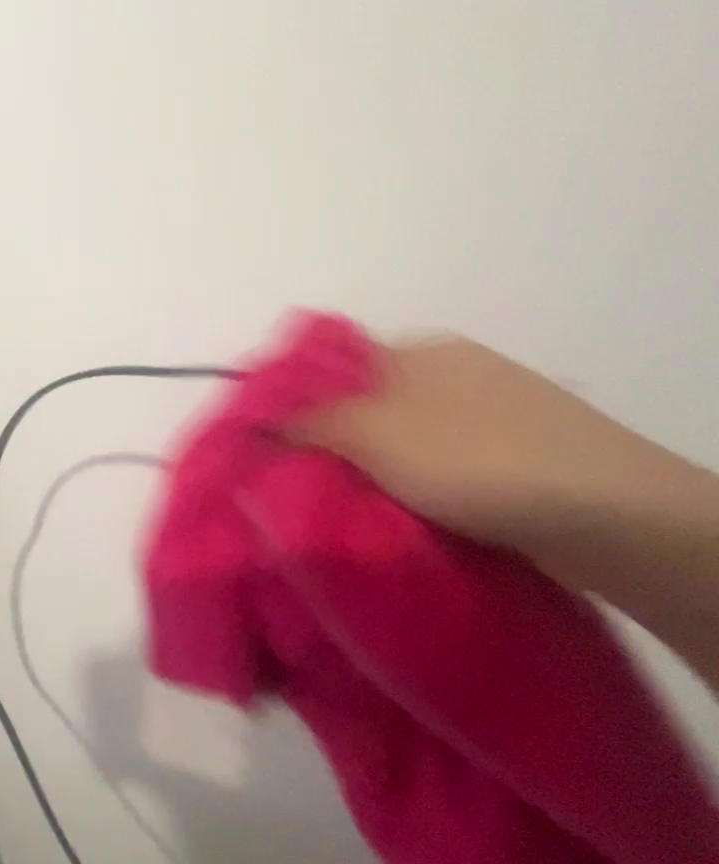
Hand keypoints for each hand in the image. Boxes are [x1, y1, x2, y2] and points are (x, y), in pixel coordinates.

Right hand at [289, 336, 676, 554]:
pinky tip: (397, 515)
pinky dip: (409, 489)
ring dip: (366, 470)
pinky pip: (437, 468)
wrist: (611, 514)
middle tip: (290, 482)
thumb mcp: (367, 433)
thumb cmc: (474, 459)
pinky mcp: (517, 457)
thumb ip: (301, 421)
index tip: (255, 443)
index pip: (326, 365)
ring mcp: (490, 413)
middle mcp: (453, 370)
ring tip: (339, 506)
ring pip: (397, 439)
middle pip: (359, 403)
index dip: (286, 400)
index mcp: (418, 349)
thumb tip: (251, 419)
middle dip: (322, 441)